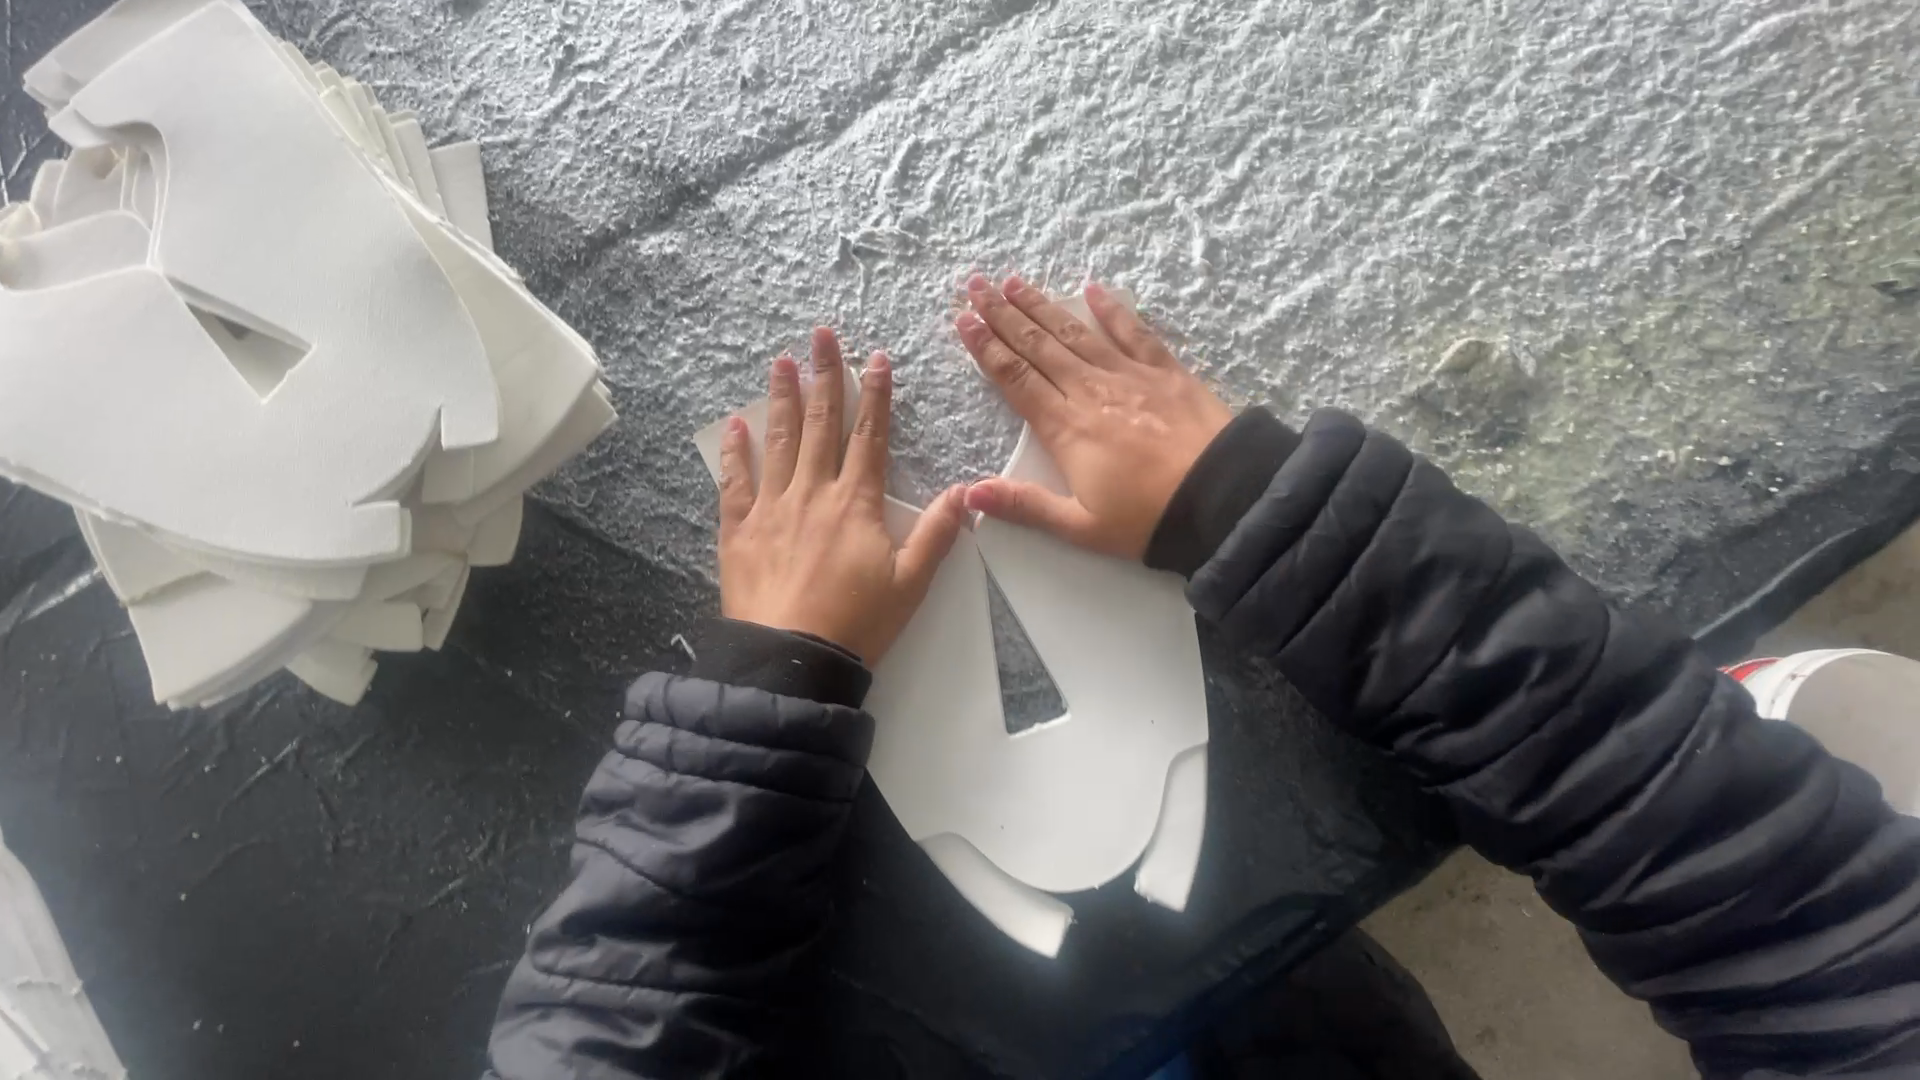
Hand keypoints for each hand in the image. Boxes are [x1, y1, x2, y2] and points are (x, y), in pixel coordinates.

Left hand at [718, 328, 968, 664]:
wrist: (794, 660)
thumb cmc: (858, 623)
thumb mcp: (912, 583)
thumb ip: (938, 534)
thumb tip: (966, 492)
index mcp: (855, 503)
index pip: (869, 436)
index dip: (874, 395)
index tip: (875, 358)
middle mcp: (812, 494)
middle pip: (821, 425)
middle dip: (824, 376)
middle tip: (821, 336)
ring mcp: (771, 509)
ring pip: (778, 442)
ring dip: (781, 399)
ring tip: (781, 362)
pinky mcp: (739, 531)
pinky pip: (735, 483)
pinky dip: (735, 452)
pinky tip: (735, 425)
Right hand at [955, 275, 1232, 558]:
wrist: (1222, 499)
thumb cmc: (1147, 519)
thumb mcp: (1079, 525)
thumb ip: (1024, 505)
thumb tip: (970, 494)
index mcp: (1065, 428)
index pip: (1015, 378)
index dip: (986, 348)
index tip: (964, 320)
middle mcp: (1090, 390)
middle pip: (1038, 346)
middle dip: (1003, 315)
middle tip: (977, 286)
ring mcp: (1129, 376)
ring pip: (1076, 332)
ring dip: (1043, 306)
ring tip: (1015, 282)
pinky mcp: (1166, 372)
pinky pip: (1134, 331)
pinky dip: (1112, 309)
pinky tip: (1093, 289)